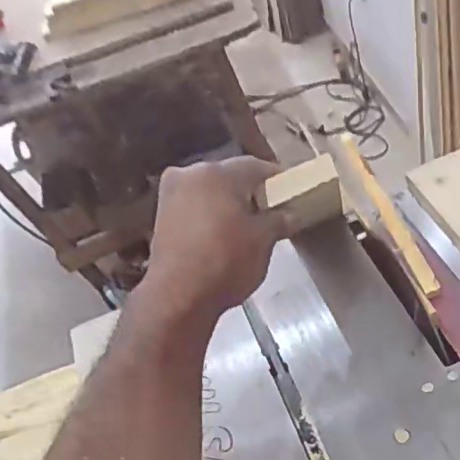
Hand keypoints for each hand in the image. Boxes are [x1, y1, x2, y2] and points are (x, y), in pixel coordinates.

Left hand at [142, 156, 288, 316]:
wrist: (180, 293)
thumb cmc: (227, 261)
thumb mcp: (264, 240)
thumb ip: (280, 219)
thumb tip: (292, 213)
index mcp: (217, 174)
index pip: (256, 166)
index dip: (279, 179)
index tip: (295, 193)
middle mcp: (190, 173)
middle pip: (232, 176)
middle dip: (255, 192)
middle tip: (277, 212)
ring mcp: (172, 192)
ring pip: (214, 190)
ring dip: (234, 204)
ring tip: (253, 226)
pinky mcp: (164, 212)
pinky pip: (199, 204)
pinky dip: (216, 214)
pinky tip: (228, 234)